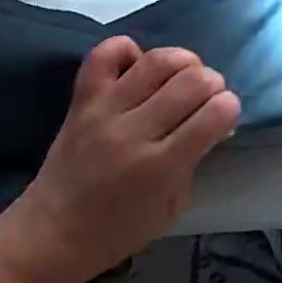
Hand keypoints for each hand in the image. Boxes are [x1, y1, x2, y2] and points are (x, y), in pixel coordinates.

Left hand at [0, 38, 239, 282]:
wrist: (51, 233)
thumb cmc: (119, 229)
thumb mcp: (172, 205)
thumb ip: (193, 159)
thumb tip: (213, 121)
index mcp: (161, 167)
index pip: (213, 116)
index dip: (230, 106)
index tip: (226, 112)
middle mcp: (134, 133)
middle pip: (191, 81)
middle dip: (213, 82)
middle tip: (209, 94)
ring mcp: (104, 111)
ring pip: (156, 62)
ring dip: (183, 60)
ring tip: (184, 74)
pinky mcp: (81, 100)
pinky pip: (104, 55)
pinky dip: (128, 49)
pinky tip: (138, 66)